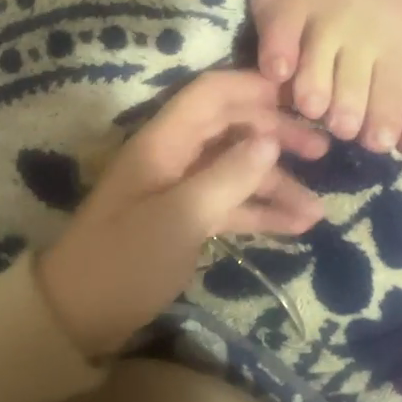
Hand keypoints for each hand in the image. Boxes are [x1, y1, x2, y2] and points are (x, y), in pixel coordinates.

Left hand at [37, 71, 329, 356]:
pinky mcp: (184, 220)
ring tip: (319, 210)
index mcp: (163, 141)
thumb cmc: (125, 259)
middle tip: (323, 150)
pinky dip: (260, 212)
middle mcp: (174, 156)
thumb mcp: (179, 217)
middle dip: (276, 135)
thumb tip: (270, 141)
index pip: (211, 94)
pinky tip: (297, 227)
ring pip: (235, 171)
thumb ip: (227, 177)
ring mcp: (179, 188)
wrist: (78, 313)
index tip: (301, 98)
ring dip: (276, 185)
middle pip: (231, 128)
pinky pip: (229, 204)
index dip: (253, 88)